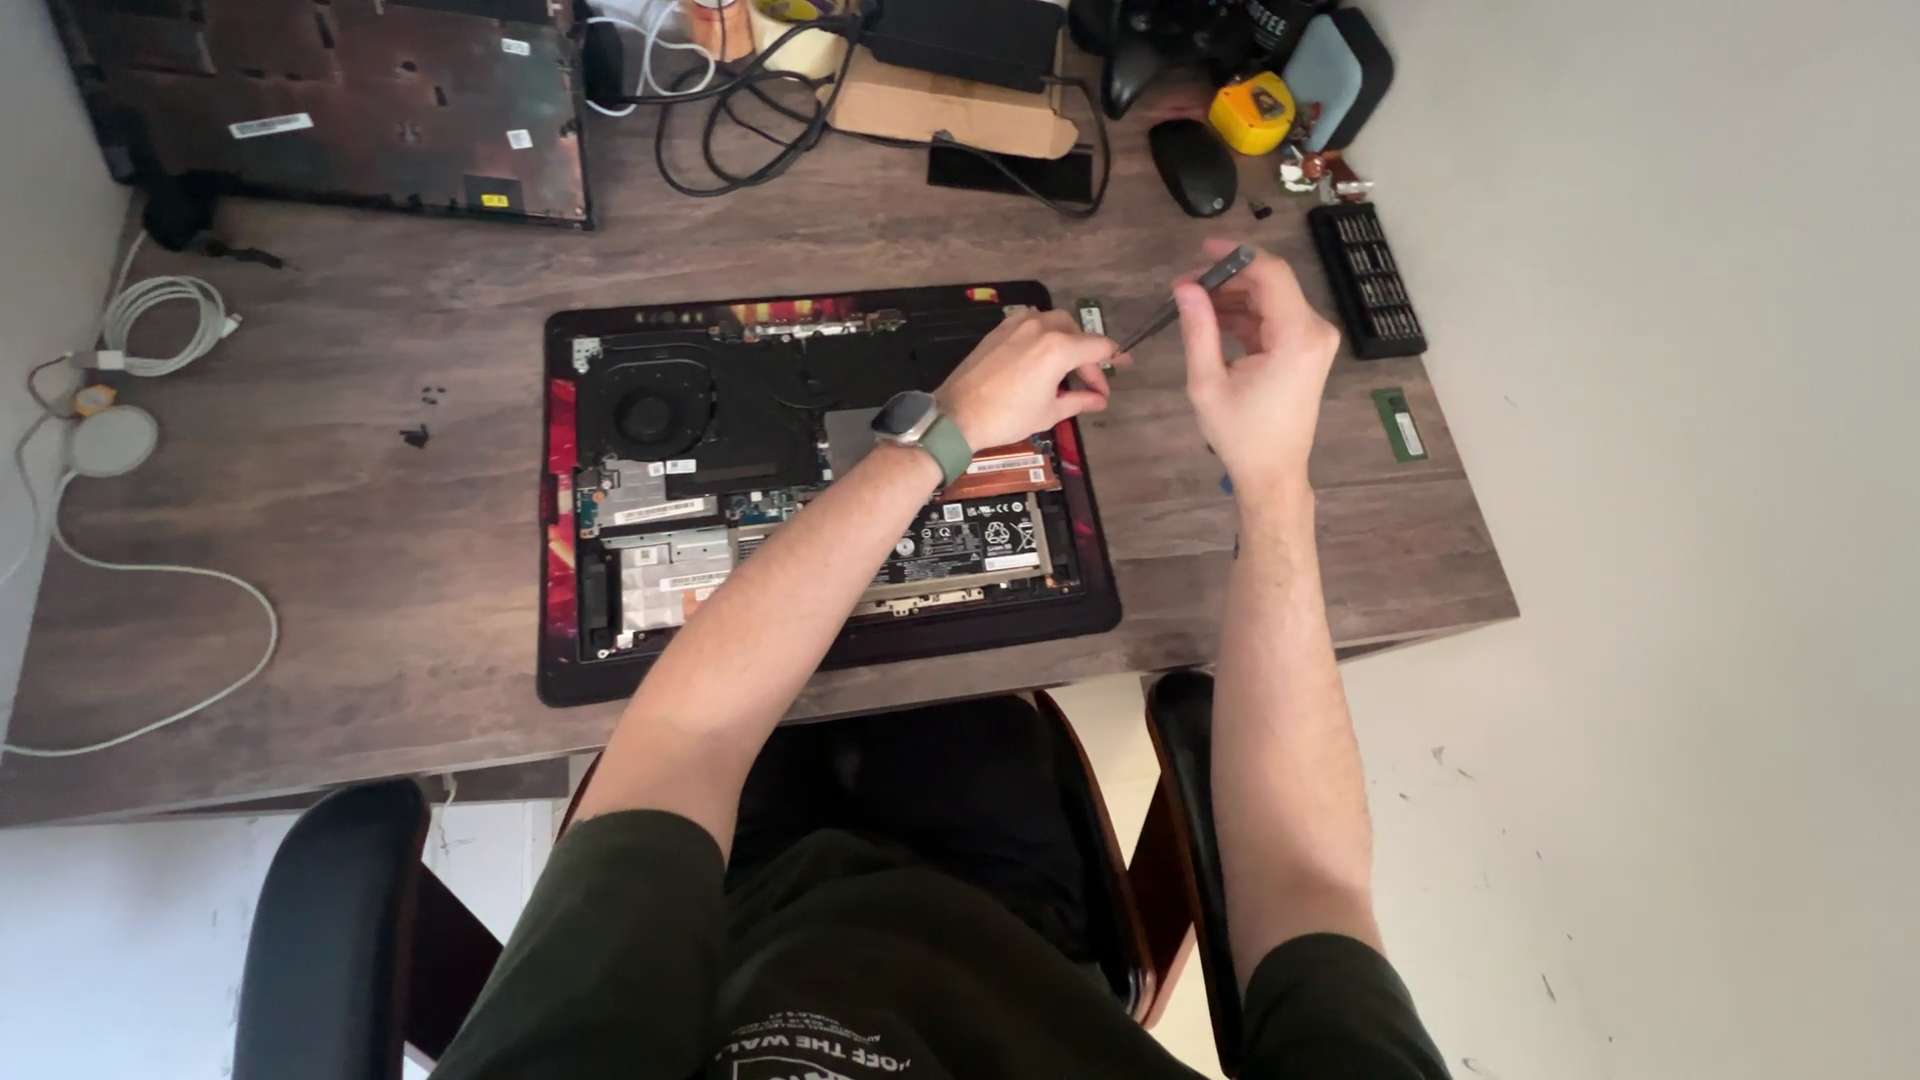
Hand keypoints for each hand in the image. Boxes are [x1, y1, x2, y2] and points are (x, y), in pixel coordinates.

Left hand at [935, 308, 1123, 449]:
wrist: (958, 414)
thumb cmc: (1007, 417)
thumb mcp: (1048, 413)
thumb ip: (1078, 401)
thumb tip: (1099, 400)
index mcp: (1059, 348)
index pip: (1099, 346)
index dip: (1114, 359)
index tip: (1123, 368)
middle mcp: (1041, 327)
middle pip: (1077, 332)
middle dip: (1088, 356)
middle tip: (1089, 383)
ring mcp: (1017, 324)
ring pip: (1054, 323)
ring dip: (1066, 342)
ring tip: (1066, 369)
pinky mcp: (999, 330)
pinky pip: (1031, 324)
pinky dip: (1043, 337)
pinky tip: (1041, 359)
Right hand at [1174, 239, 1340, 498]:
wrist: (1272, 472)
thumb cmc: (1240, 434)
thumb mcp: (1207, 382)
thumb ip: (1198, 329)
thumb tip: (1185, 288)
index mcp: (1296, 335)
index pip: (1270, 274)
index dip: (1235, 255)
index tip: (1201, 252)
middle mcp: (1314, 330)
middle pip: (1271, 284)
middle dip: (1228, 280)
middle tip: (1186, 288)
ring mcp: (1313, 341)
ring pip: (1270, 301)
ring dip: (1233, 299)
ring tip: (1193, 307)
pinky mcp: (1305, 351)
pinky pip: (1273, 321)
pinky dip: (1245, 318)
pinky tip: (1214, 324)